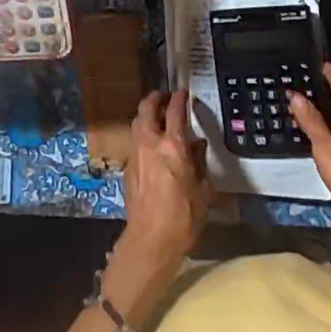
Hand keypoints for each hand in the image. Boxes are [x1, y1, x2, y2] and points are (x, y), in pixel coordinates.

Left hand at [117, 91, 211, 278]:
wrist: (151, 238)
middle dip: (155, 98)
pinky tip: (152, 142)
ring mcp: (135, 153)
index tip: (184, 93)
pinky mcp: (128, 166)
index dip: (180, 99)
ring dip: (146, 114)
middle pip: (147, 109)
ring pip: (137, 123)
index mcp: (172, 146)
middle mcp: (149, 143)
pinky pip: (135, 140)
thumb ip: (199, 163)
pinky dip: (143, 133)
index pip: (175, 112)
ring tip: (158, 116)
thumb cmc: (183, 216)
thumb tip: (197, 146)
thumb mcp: (202, 190)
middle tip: (165, 96)